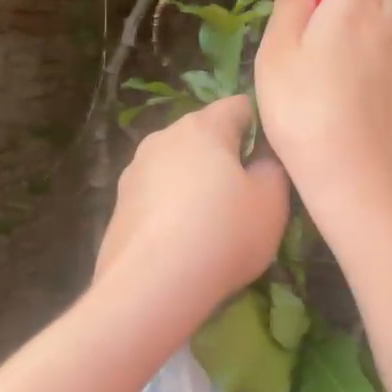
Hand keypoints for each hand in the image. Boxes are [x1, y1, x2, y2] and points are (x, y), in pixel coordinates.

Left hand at [95, 95, 290, 315]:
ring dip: (196, 184)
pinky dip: (173, 210)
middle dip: (226, 157)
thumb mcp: (271, 202)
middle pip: (204, 135)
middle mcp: (163, 138)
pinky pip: (157, 197)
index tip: (272, 160)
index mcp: (203, 126)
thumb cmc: (222, 233)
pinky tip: (184, 243)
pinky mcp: (119, 207)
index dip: (261, 127)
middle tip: (247, 195)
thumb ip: (273, 170)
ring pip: (177, 166)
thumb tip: (262, 161)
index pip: (239, 106)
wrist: (151, 286)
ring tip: (213, 223)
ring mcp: (135, 172)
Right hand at [255, 0, 391, 218]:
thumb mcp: (276, 55)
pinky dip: (374, 67)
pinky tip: (350, 99)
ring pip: (388, 31)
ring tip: (331, 68)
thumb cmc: (302, 110)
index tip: (306, 2)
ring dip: (364, 34)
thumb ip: (289, 8)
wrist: (355, 178)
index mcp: (354, 10)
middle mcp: (387, 29)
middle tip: (317, 31)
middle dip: (352, 1)